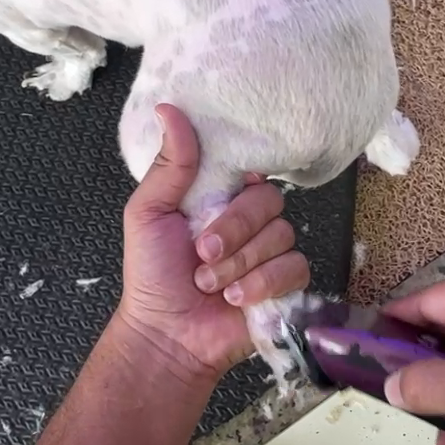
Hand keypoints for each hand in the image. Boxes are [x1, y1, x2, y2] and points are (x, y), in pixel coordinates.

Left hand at [114, 105, 310, 382]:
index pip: (251, 170)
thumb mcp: (149, 213)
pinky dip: (263, 284)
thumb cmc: (153, 273)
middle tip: (202, 254)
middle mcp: (251, 219)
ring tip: (210, 284)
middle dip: (233, 231)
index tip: (216, 200)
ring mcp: (271, 251)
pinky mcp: (286, 283)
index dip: (239, 184)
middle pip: (269, 202)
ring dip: (241, 264)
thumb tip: (169, 108)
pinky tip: (236, 300)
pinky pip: (295, 268)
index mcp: (223, 195)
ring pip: (282, 236)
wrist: (167, 335)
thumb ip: (170, 166)